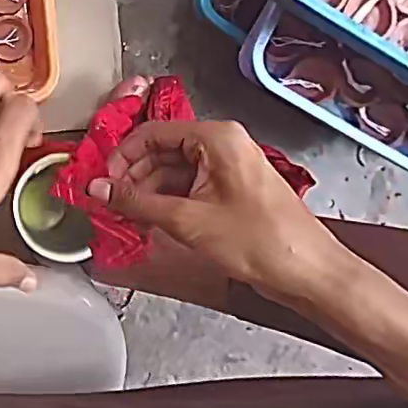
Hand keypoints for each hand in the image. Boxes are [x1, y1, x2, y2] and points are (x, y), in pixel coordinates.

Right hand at [87, 120, 351, 303]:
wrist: (310, 274)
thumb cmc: (259, 241)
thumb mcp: (186, 220)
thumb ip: (135, 201)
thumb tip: (96, 189)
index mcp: (215, 137)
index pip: (152, 132)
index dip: (122, 156)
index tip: (103, 181)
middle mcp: (221, 143)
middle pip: (160, 150)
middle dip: (133, 177)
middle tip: (111, 202)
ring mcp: (227, 165)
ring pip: (171, 169)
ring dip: (147, 191)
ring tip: (128, 216)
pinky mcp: (230, 187)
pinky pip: (188, 184)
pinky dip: (166, 200)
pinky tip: (151, 220)